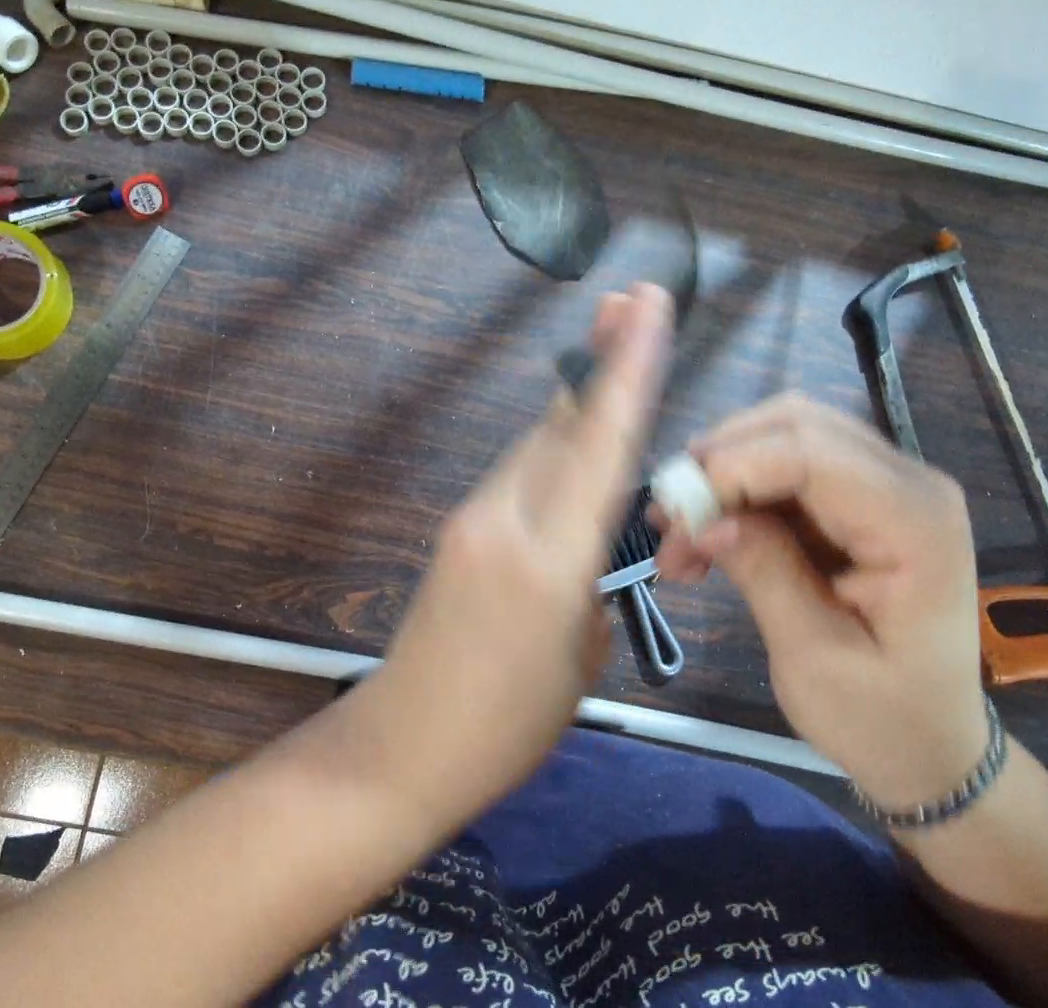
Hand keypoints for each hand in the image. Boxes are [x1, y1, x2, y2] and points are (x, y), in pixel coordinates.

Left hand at [381, 284, 671, 806]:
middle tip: (632, 301)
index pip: (599, 447)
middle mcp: (505, 519)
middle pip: (560, 427)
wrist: (401, 745)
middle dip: (600, 363)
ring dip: (577, 403)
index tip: (645, 306)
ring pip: (536, 446)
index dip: (627, 370)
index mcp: (550, 559)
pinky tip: (573, 444)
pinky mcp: (454, 532)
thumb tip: (589, 543)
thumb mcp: (580, 659)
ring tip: (612, 351)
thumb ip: (590, 583)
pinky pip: (516, 475)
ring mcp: (470, 520)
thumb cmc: (505, 727)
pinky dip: (552, 450)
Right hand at [655, 394, 987, 809]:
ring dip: (721, 479)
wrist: (929, 746)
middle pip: (797, 426)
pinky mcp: (858, 504)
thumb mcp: (815, 656)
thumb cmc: (881, 716)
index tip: (673, 515)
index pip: (812, 455)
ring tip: (678, 542)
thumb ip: (766, 573)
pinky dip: (735, 498)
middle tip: (667, 521)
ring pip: (782, 439)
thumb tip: (707, 517)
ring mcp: (884, 489)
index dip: (732, 468)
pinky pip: (783, 472)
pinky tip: (702, 543)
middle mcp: (908, 485)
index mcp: (914, 524)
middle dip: (720, 463)